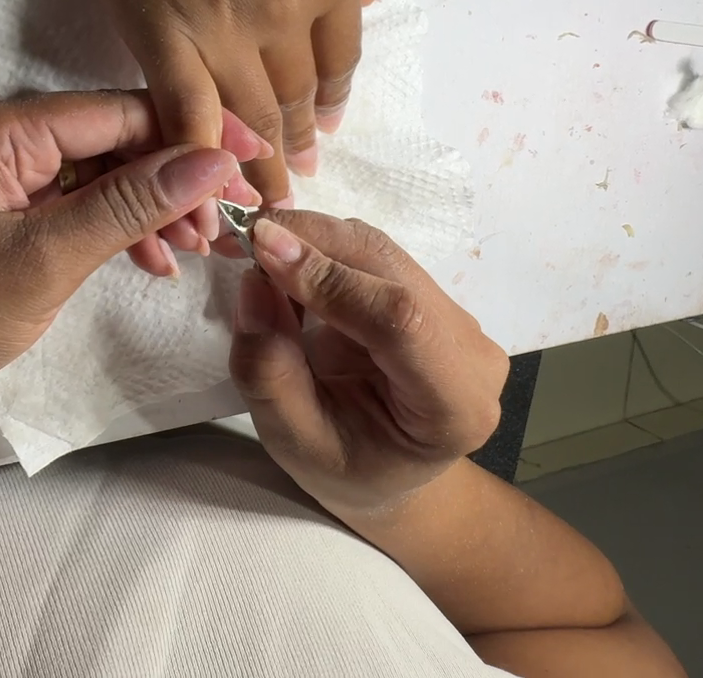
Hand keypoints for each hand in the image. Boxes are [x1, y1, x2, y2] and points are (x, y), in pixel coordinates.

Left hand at [0, 91, 246, 425]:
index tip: (254, 162)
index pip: (116, 111)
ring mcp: (6, 171)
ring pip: (101, 172)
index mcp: (1, 128)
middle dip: (173, 177)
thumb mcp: (45, 259)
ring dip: (151, 206)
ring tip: (201, 246)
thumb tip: (210, 161)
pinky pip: (77, 201)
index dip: (189, 133)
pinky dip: (116, 227)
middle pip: (112, 138)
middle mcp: (3, 134)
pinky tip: (157, 258)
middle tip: (233, 217)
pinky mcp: (10, 206)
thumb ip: (129, 205)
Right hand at [49, 0, 365, 208]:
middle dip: (297, 143)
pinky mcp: (157, 35)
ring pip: (247, 116)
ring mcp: (221, 26)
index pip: (340, 59)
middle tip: (292, 178)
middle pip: (295, 96)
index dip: (332, 101)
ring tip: (258, 198)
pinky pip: (187, 112)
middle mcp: (285, 7)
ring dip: (256, 163)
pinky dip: (200, 156)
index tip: (323, 126)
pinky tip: (206, 188)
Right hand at [229, 212, 509, 518]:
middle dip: (306, 239)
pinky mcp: (422, 289)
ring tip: (248, 246)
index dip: (327, 277)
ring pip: (372, 246)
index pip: (399, 320)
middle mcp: (467, 348)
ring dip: (305, 233)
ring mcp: (451, 312)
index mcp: (452, 404)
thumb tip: (255, 282)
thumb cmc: (343, 466)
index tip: (259, 247)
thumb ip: (269, 370)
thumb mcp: (290, 438)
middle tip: (234, 236)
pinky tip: (277, 255)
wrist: (386, 468)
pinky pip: (364, 249)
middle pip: (386, 266)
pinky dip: (313, 240)